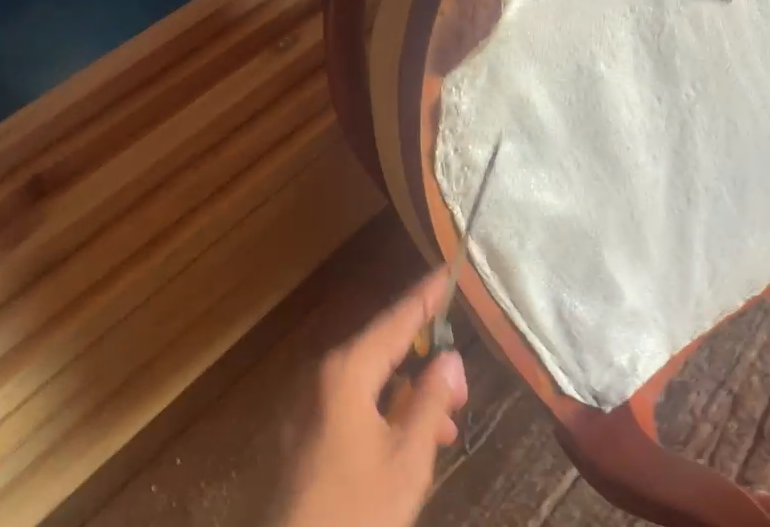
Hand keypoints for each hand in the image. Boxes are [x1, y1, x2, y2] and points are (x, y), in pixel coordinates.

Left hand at [278, 271, 468, 526]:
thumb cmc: (358, 508)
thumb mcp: (409, 456)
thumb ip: (433, 399)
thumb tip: (449, 356)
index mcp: (347, 374)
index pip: (398, 318)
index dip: (427, 294)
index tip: (451, 267)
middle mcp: (322, 380)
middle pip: (385, 348)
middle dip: (427, 358)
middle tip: (463, 386)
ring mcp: (309, 409)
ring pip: (373, 380)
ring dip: (412, 393)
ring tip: (447, 424)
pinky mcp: (305, 436)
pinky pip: (355, 405)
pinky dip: (388, 411)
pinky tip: (414, 439)